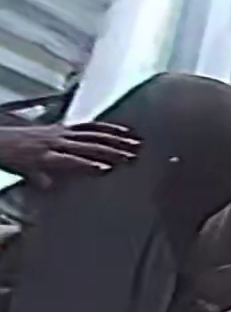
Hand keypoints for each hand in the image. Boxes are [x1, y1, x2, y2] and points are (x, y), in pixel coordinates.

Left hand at [0, 122, 140, 187]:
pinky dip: (107, 127)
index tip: (107, 168)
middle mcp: (52, 142)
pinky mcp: (60, 127)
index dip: (88, 164)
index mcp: (41, 154)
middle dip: (111, 152)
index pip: (70, 160)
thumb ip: (36, 177)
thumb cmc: (3, 155)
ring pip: (92, 134)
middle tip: (131, 158)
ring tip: (136, 144)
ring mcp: (58, 132)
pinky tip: (122, 130)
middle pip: (87, 146)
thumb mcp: (17, 169)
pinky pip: (87, 125)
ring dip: (116, 139)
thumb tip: (49, 186)